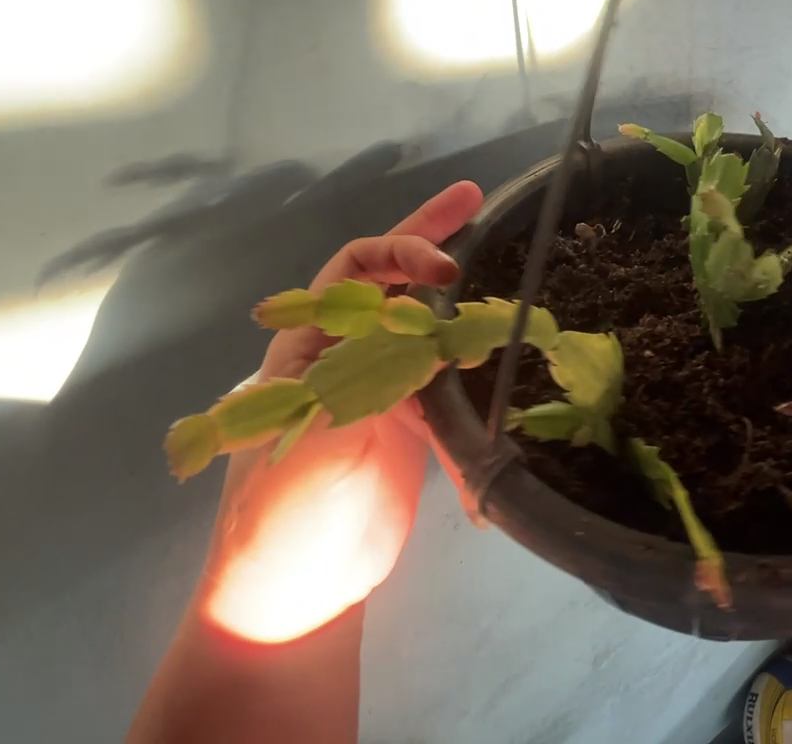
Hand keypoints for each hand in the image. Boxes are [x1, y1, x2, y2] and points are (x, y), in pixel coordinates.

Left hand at [200, 181, 484, 642]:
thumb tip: (435, 341)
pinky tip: (507, 350)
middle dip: (430, 238)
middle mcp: (348, 353)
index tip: (449, 266)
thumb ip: (371, 382)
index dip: (399, 255)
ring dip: (463, 293)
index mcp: (310, 346)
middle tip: (477, 199)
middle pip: (394, 281)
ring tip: (506, 263)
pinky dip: (478, 362)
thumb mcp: (319, 441)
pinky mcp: (415, 420)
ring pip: (428, 322)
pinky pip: (451, 376)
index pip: (353, 271)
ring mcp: (385, 385)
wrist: (298, 593)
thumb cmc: (284, 516)